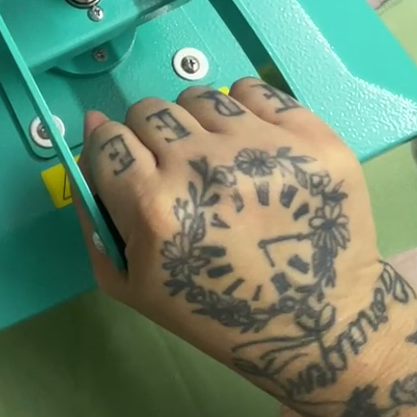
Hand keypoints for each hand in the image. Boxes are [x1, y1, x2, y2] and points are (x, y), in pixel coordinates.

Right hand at [75, 79, 413, 398]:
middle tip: (179, 173)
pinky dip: (245, 108)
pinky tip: (254, 144)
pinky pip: (252, 88)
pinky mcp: (309, 139)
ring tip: (218, 158)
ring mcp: (260, 149)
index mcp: (154, 208)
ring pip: (197, 95)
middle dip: (152, 138)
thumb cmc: (216, 310)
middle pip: (148, 110)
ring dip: (197, 122)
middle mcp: (203, 169)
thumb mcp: (130, 281)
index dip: (114, 153)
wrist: (323, 328)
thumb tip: (93, 125)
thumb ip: (92, 206)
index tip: (134, 171)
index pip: (107, 138)